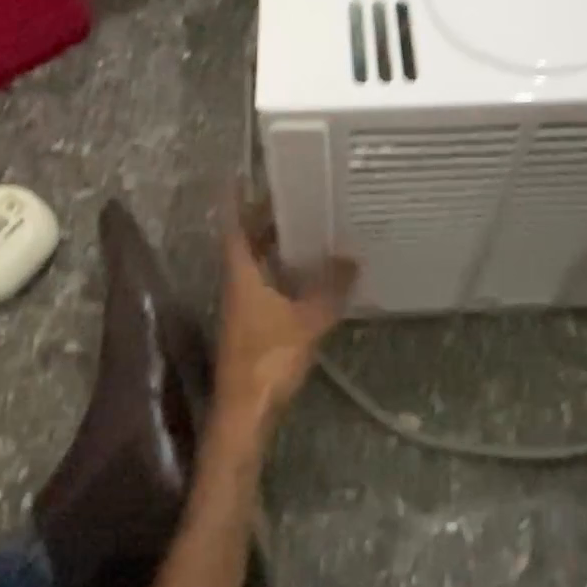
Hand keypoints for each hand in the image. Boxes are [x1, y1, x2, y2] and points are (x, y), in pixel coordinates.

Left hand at [213, 184, 355, 428]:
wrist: (245, 412)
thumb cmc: (269, 358)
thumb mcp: (308, 320)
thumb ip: (331, 289)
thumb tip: (352, 257)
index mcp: (240, 275)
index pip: (234, 227)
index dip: (235, 201)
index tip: (242, 175)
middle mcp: (236, 285)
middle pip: (244, 244)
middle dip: (262, 220)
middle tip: (289, 197)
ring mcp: (242, 307)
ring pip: (254, 265)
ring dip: (272, 246)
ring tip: (302, 227)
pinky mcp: (252, 326)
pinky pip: (265, 285)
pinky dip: (280, 272)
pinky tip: (305, 274)